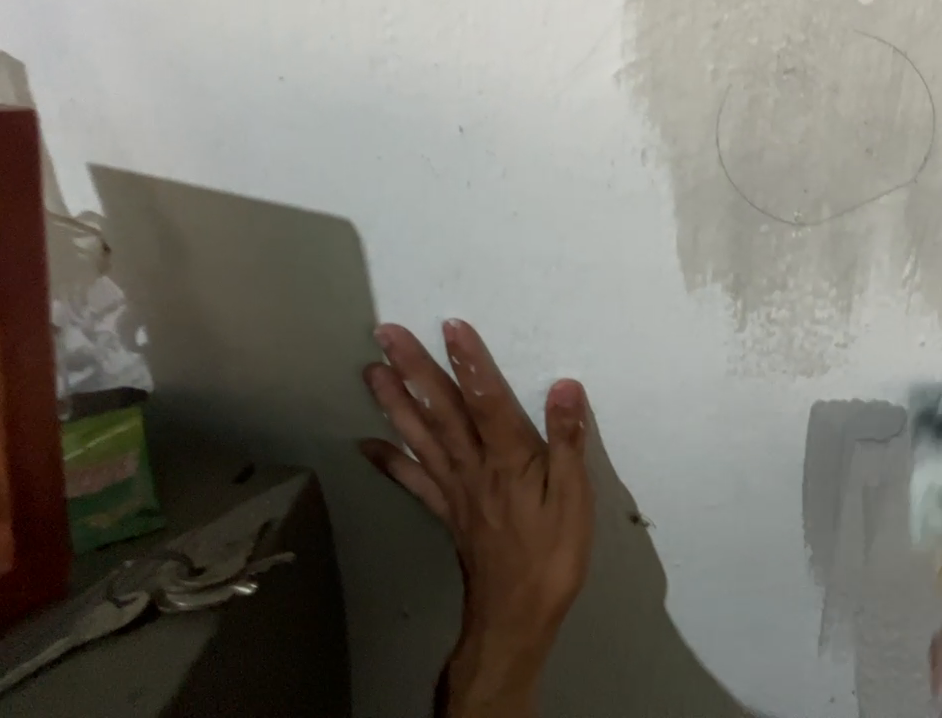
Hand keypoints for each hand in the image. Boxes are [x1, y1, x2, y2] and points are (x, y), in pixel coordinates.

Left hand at [359, 320, 593, 717]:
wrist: (515, 615)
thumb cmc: (553, 552)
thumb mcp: (575, 497)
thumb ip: (568, 440)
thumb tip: (565, 386)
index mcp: (508, 459)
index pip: (486, 399)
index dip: (470, 361)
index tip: (452, 325)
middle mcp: (472, 466)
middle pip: (441, 410)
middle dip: (415, 369)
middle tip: (388, 334)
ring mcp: (453, 489)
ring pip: (419, 437)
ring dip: (394, 401)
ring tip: (371, 370)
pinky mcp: (446, 511)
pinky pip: (412, 481)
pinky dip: (387, 460)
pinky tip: (367, 443)